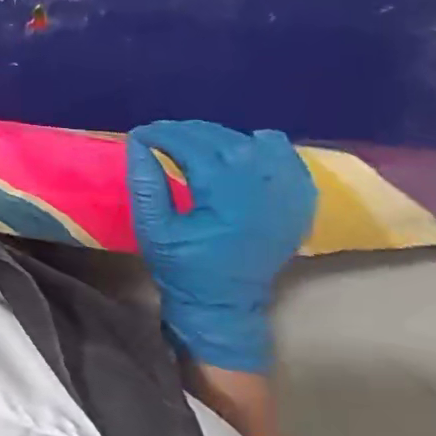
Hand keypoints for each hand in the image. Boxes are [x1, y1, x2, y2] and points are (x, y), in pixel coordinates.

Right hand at [126, 120, 316, 373]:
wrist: (224, 303)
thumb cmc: (181, 267)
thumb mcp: (151, 228)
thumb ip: (145, 183)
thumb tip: (137, 142)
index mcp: (227, 202)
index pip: (195, 148)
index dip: (164, 135)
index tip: (139, 135)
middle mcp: (264, 194)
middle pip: (226, 141)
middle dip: (188, 131)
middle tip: (159, 134)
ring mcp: (287, 200)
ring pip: (257, 145)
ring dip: (220, 135)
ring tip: (192, 140)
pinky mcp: (297, 206)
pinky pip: (288, 162)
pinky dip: (266, 147)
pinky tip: (244, 147)